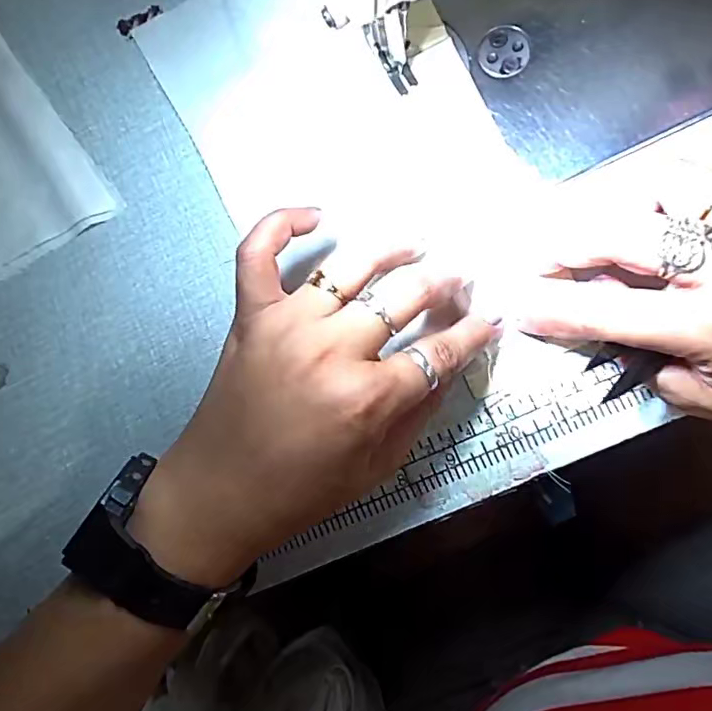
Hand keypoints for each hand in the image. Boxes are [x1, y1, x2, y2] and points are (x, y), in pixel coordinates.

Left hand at [132, 209, 498, 586]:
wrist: (220, 494)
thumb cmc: (305, 489)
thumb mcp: (379, 465)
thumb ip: (420, 411)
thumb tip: (450, 363)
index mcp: (366, 397)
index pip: (438, 352)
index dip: (473, 334)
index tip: (491, 320)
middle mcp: (330, 351)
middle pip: (403, 298)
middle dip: (444, 285)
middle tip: (459, 279)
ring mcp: (286, 325)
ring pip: (348, 267)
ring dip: (391, 250)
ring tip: (415, 243)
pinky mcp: (250, 315)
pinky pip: (258, 253)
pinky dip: (281, 224)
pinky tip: (315, 216)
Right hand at [513, 164, 711, 470]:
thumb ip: (662, 366)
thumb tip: (619, 332)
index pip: (614, 310)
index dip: (559, 306)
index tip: (523, 300)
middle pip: (630, 228)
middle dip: (573, 237)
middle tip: (549, 249)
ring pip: (672, 185)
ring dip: (625, 203)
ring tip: (607, 224)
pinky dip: (688, 212)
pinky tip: (686, 233)